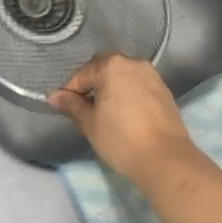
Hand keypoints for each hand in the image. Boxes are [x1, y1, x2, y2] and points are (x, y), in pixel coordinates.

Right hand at [50, 53, 201, 186]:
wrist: (166, 160)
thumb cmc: (122, 139)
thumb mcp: (90, 124)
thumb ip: (72, 106)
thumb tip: (55, 96)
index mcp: (111, 66)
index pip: (83, 74)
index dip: (72, 91)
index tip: (66, 108)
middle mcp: (132, 63)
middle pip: (104, 67)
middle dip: (93, 84)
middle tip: (86, 107)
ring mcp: (151, 75)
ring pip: (123, 75)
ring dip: (112, 87)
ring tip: (107, 111)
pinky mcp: (164, 90)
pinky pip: (139, 85)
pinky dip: (129, 93)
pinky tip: (126, 113)